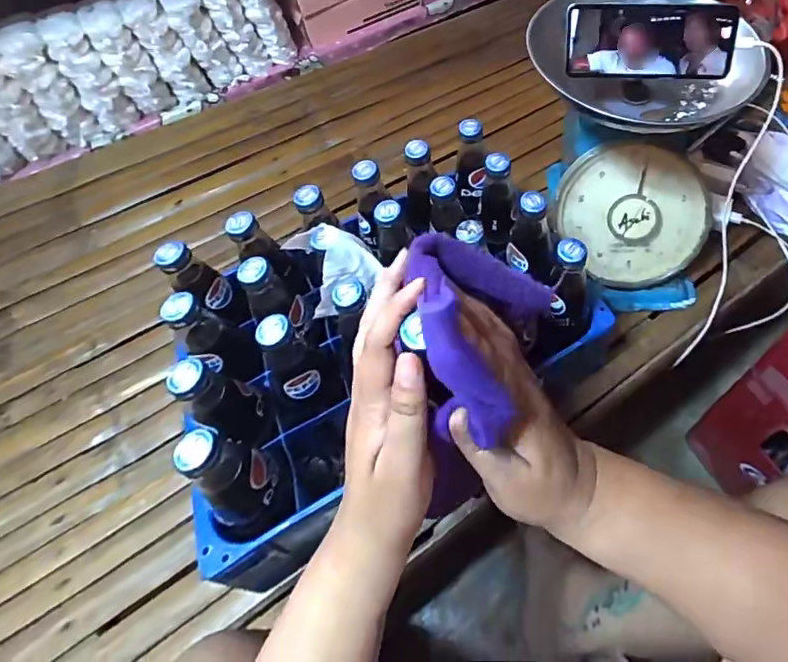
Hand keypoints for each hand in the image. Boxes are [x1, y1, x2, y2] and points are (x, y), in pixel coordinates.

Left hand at [335, 249, 432, 561]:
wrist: (370, 532)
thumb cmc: (391, 502)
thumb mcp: (405, 463)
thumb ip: (406, 410)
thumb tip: (409, 355)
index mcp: (370, 400)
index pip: (379, 342)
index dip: (397, 308)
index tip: (423, 282)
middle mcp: (364, 389)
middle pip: (369, 329)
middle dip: (385, 289)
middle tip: (406, 256)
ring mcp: (368, 394)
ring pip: (372, 336)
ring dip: (386, 300)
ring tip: (404, 272)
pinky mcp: (378, 400)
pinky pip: (382, 349)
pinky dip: (392, 322)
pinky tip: (407, 316)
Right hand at [446, 296, 597, 533]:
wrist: (578, 487)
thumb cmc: (541, 491)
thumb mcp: (510, 484)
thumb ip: (482, 449)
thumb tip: (453, 411)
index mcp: (513, 401)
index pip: (481, 356)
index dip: (456, 328)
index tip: (429, 302)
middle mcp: (516, 376)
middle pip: (484, 330)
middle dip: (453, 301)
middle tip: (422, 274)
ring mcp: (518, 370)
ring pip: (490, 326)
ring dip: (464, 299)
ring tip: (435, 276)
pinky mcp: (516, 372)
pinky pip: (494, 334)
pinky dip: (476, 312)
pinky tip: (459, 299)